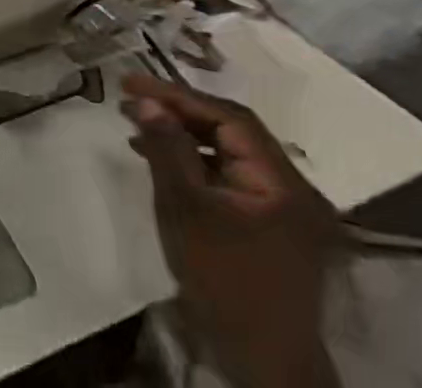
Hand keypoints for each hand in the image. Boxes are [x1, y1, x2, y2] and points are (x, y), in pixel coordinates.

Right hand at [122, 75, 340, 387]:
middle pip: (235, 133)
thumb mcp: (183, 204)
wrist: (255, 340)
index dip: (179, 95)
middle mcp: (293, 189)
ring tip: (135, 121)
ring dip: (183, 132)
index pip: (232, 121)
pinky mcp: (266, 221)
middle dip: (180, 110)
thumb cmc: (219, 268)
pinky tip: (157, 156)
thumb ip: (166, 149)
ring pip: (230, 152)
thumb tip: (145, 101)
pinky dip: (191, 157)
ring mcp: (283, 207)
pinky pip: (228, 173)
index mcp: (283, 183)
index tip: (127, 81)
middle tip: (128, 95)